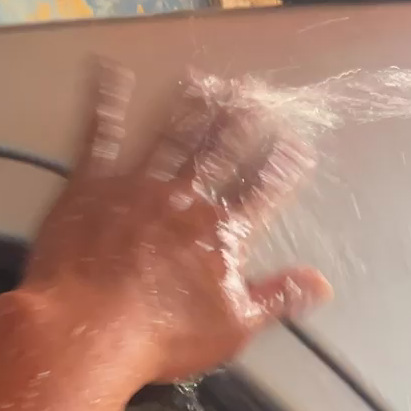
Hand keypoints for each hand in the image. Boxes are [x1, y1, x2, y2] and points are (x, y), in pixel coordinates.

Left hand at [21, 63, 332, 382]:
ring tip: (206, 81)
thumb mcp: (233, 326)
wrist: (90, 330)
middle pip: (220, 151)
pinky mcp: (92, 186)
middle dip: (241, 122)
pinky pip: (100, 135)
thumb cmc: (162, 336)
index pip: (262, 192)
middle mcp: (185, 199)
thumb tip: (319, 284)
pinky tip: (109, 73)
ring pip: (170, 134)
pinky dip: (105, 103)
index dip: (282, 168)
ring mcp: (138, 187)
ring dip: (190, 106)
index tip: (297, 146)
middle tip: (255, 94)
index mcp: (221, 234)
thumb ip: (277, 298)